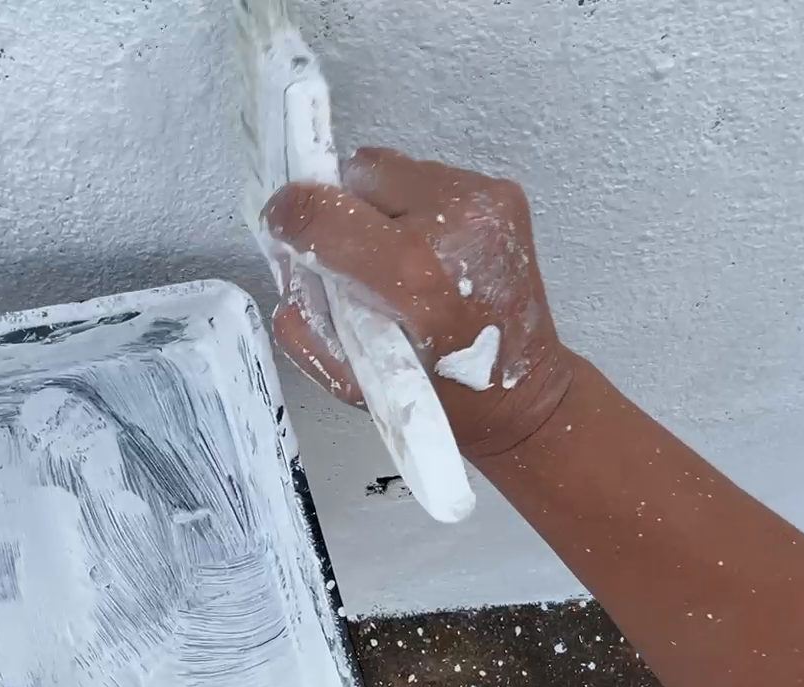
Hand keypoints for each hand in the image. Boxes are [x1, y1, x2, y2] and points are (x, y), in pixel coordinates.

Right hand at [262, 147, 574, 458]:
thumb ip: (306, 330)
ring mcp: (485, 202)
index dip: (291, 217)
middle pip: (358, 176)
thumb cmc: (447, 398)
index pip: (326, 214)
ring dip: (373, 208)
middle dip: (338, 211)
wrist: (522, 396)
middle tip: (345, 257)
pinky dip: (408, 207)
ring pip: (392, 170)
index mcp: (418, 275)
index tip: (281, 228)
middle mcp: (457, 224)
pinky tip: (420, 252)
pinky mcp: (501, 194)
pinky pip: (425, 177)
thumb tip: (286, 272)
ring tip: (388, 260)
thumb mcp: (356, 386)